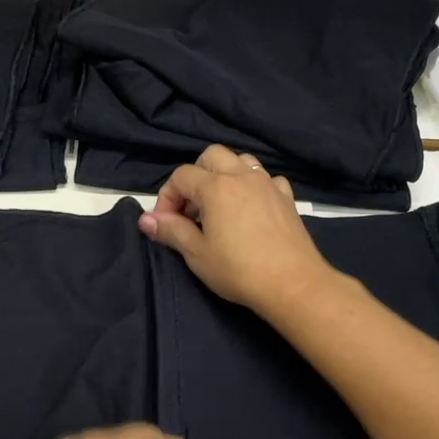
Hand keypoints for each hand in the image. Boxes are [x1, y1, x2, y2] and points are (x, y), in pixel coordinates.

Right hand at [137, 144, 338, 313]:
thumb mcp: (196, 254)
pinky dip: (252, 186)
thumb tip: (145, 219)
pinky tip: (250, 209)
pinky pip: (266, 179)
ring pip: (241, 161)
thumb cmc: (238, 270)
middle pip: (212, 156)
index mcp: (216, 187)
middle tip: (191, 208)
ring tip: (219, 206)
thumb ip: (171, 230)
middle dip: (195, 176)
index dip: (167, 197)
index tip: (165, 224)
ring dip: (224, 175)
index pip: (181, 176)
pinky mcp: (287, 198)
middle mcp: (242, 176)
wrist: (292, 283)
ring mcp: (268, 184)